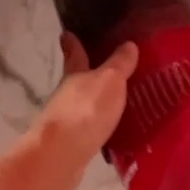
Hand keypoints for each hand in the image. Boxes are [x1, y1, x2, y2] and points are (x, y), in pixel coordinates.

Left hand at [36, 34, 137, 156]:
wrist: (61, 155)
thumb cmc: (85, 111)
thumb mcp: (109, 81)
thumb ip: (119, 65)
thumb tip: (128, 44)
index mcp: (74, 74)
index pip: (73, 53)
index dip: (72, 42)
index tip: (67, 33)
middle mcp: (66, 95)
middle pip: (76, 80)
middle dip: (88, 74)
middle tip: (105, 69)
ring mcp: (65, 121)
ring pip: (82, 106)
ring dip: (94, 102)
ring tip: (115, 100)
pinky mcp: (70, 144)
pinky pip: (88, 130)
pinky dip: (97, 127)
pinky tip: (109, 130)